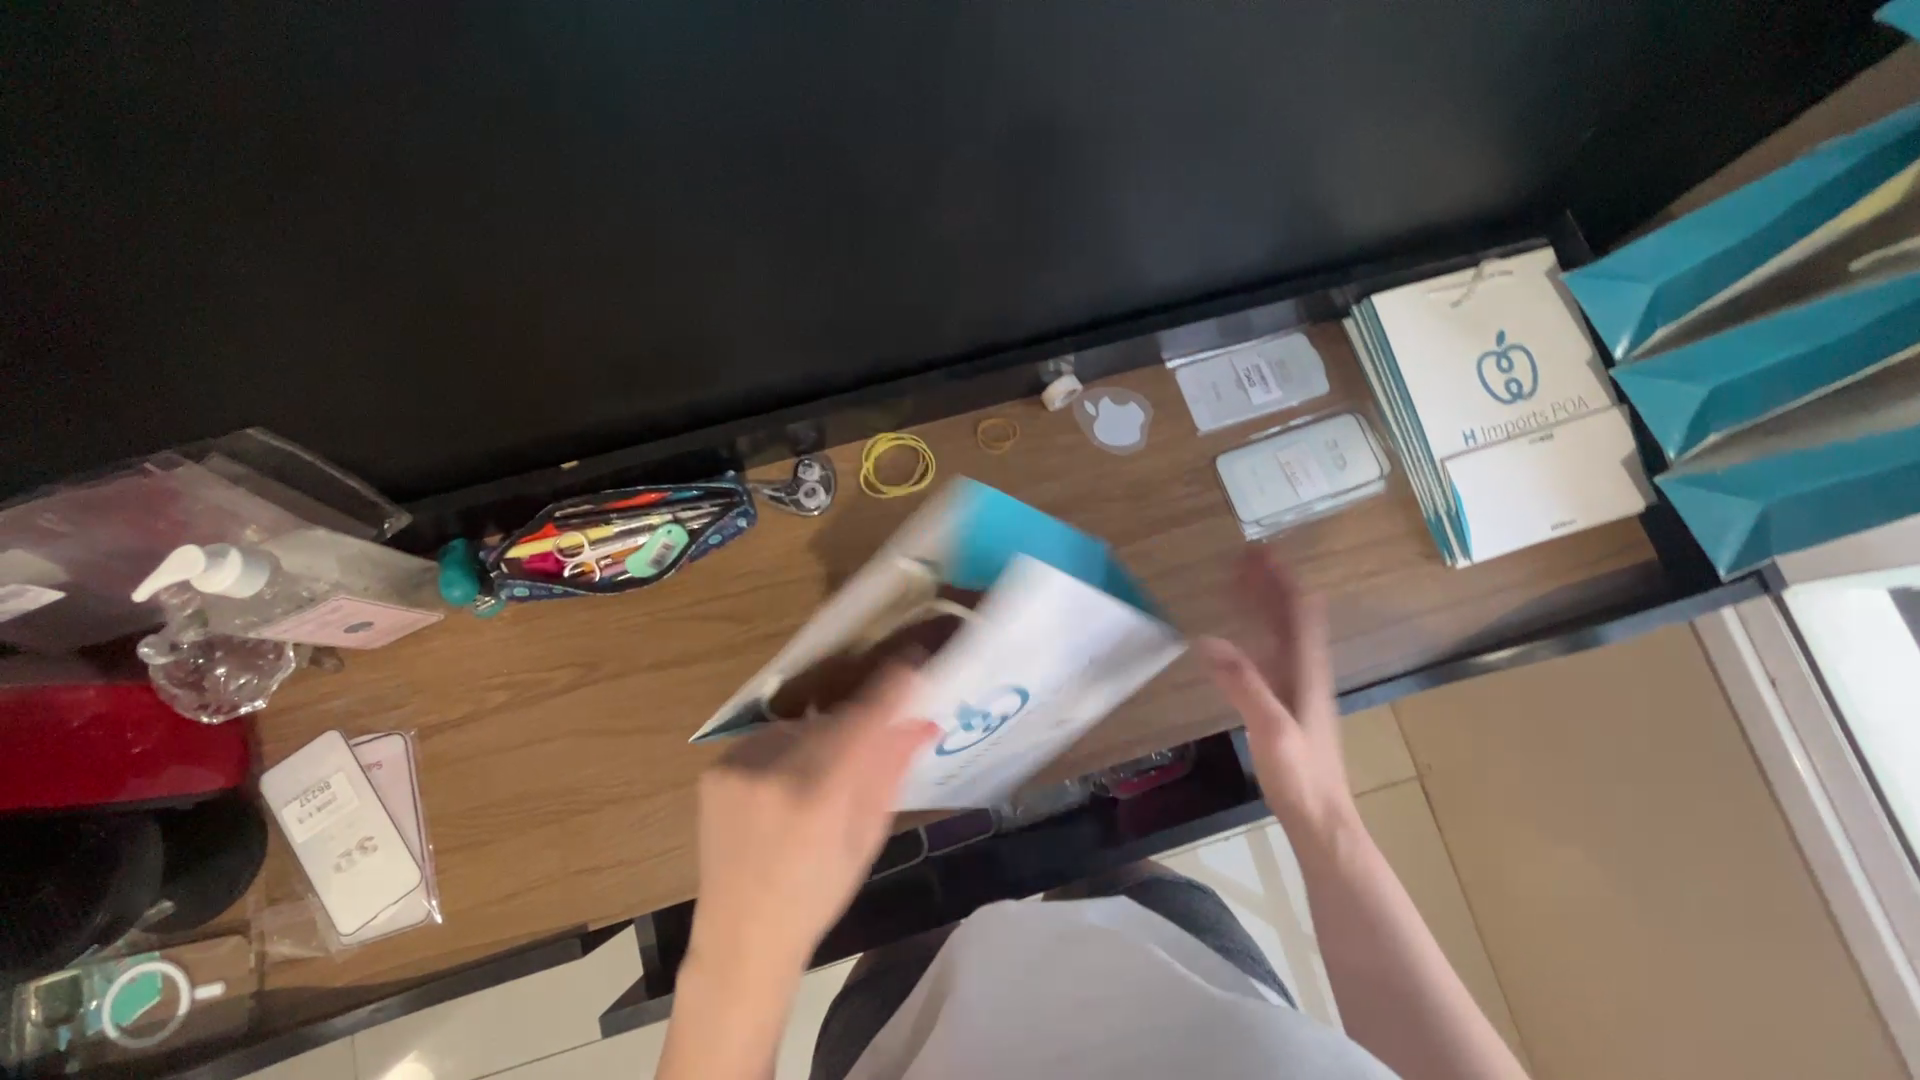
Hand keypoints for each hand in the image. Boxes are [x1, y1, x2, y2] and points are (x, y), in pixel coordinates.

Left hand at [688, 666, 938, 973]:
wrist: (741, 935)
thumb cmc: (818, 894)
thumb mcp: (867, 837)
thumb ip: (890, 771)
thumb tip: (922, 720)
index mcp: (819, 796)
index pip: (864, 719)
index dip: (891, 688)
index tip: (912, 663)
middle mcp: (774, 771)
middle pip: (832, 720)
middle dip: (855, 727)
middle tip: (865, 750)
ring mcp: (738, 766)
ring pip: (800, 729)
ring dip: (817, 741)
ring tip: (816, 785)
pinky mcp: (715, 768)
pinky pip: (767, 741)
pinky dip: (785, 753)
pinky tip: (783, 791)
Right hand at [1198, 551, 1354, 836]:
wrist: (1321, 818)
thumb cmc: (1301, 775)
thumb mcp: (1271, 728)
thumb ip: (1243, 684)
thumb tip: (1208, 640)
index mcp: (1306, 673)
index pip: (1298, 613)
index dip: (1281, 580)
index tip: (1260, 553)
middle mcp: (1305, 674)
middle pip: (1291, 617)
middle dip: (1270, 585)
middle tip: (1244, 558)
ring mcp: (1297, 690)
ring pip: (1282, 635)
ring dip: (1265, 606)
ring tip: (1241, 584)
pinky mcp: (1286, 706)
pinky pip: (1271, 656)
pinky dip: (1257, 634)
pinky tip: (1241, 638)